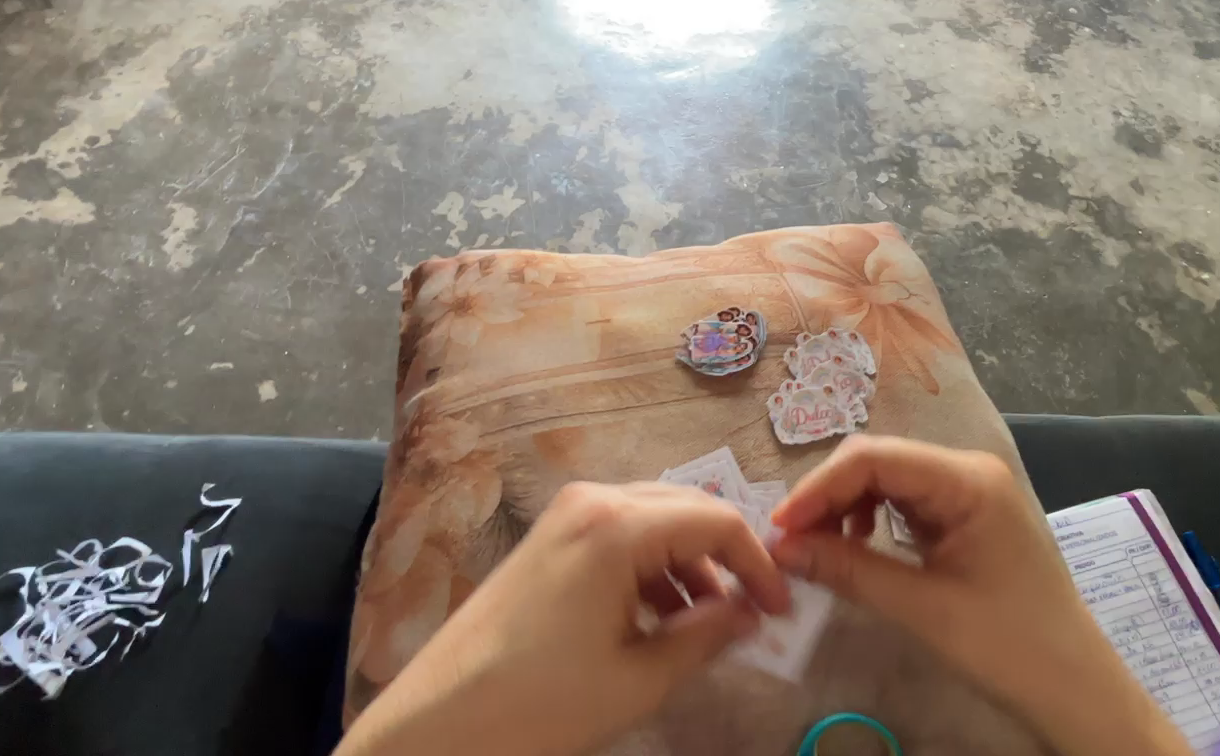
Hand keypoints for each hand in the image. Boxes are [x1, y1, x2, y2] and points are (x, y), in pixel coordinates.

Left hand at [337, 481, 792, 755]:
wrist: (437, 722)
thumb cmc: (541, 702)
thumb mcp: (637, 678)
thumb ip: (705, 637)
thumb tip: (751, 614)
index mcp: (618, 524)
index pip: (714, 519)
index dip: (757, 563)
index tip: (782, 610)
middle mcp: (595, 498)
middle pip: (686, 507)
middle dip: (725, 556)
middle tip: (754, 612)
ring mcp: (568, 510)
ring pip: (654, 517)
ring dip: (690, 561)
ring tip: (708, 622)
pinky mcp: (552, 531)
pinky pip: (621, 532)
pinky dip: (652, 564)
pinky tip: (659, 612)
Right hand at [769, 436, 1191, 755]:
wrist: (1079, 694)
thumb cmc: (1011, 649)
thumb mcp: (924, 610)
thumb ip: (849, 569)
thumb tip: (780, 548)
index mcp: (968, 480)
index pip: (875, 459)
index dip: (820, 487)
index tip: (781, 525)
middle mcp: (967, 469)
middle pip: (877, 461)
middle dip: (829, 496)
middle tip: (791, 540)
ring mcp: (966, 488)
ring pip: (885, 477)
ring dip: (845, 506)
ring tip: (819, 546)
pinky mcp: (962, 511)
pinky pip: (901, 498)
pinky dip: (869, 517)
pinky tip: (857, 544)